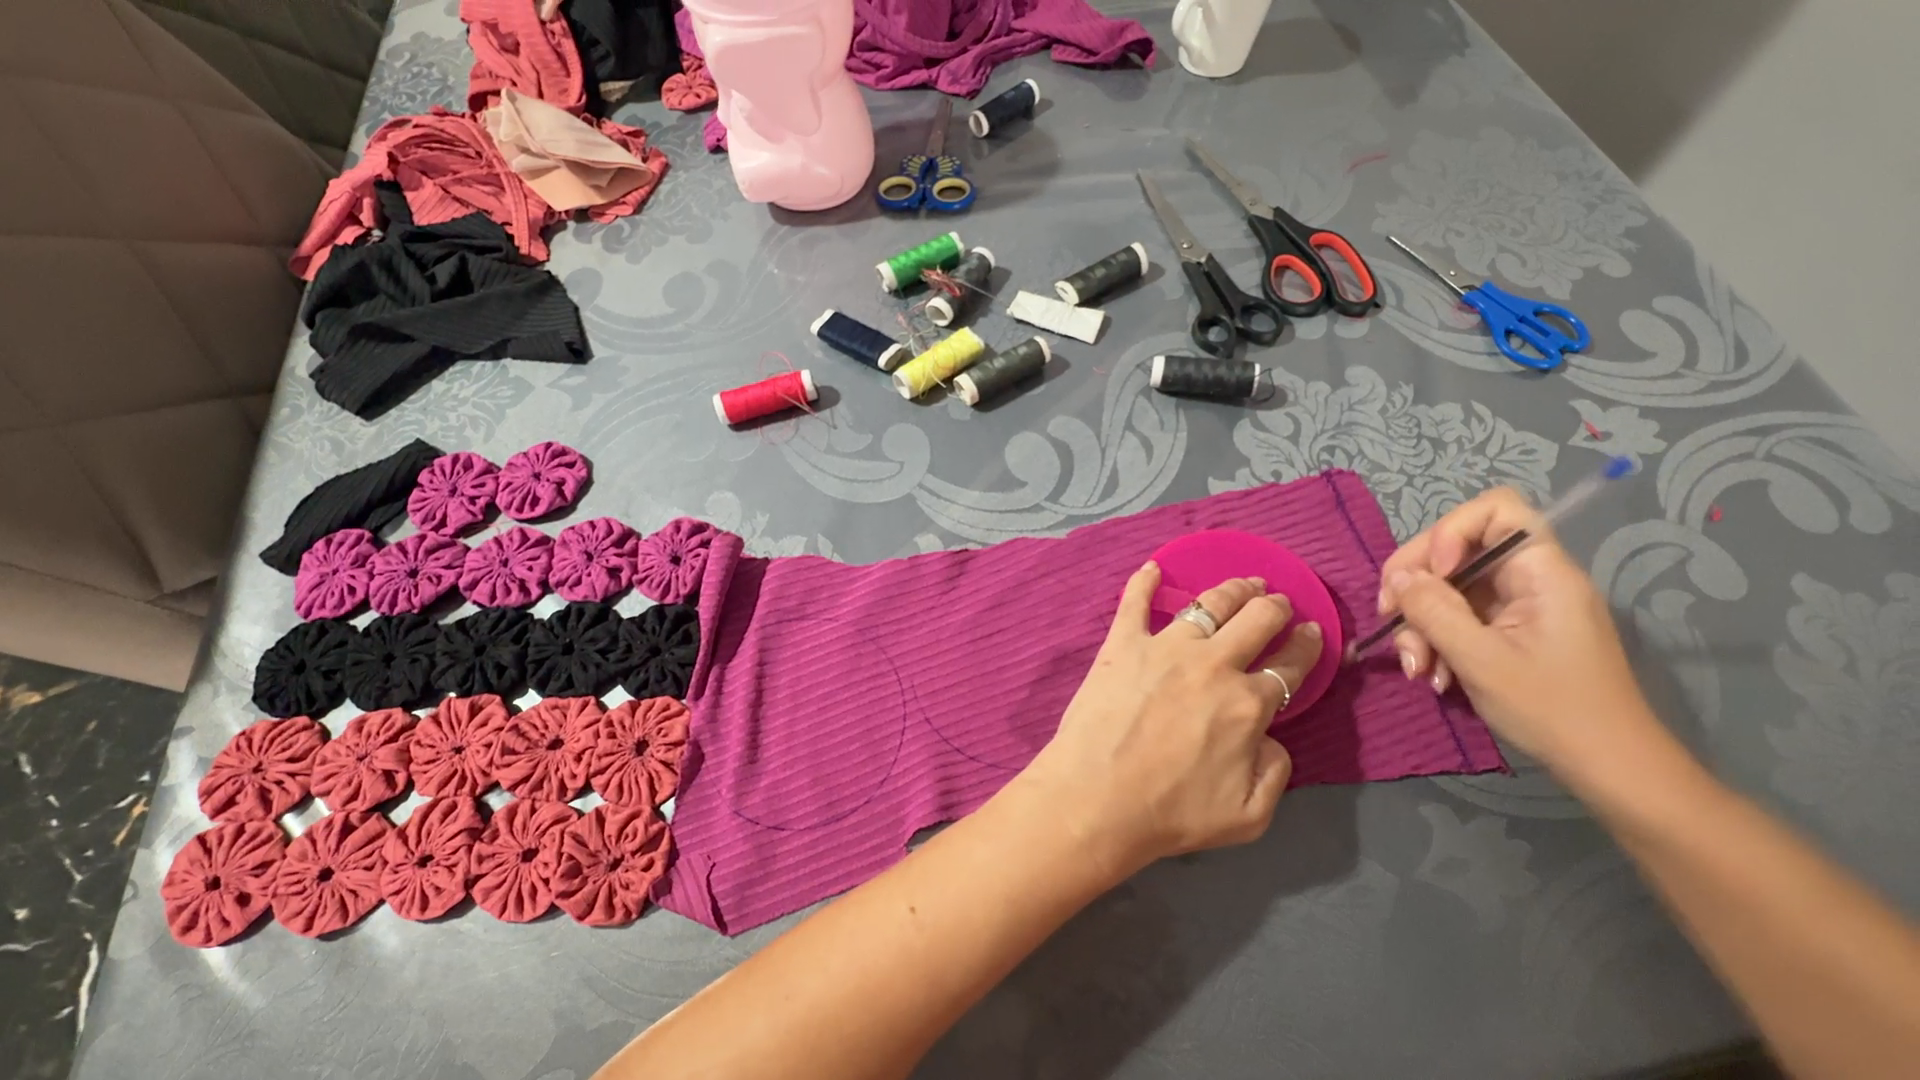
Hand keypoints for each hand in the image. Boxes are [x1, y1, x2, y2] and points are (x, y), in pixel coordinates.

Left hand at [1016, 563, 1323, 878]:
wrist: (1097, 799)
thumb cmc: (1171, 813)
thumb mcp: (1249, 815)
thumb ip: (1275, 772)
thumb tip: (1270, 738)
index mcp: (1248, 704)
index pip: (1290, 665)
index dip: (1306, 646)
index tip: (1311, 633)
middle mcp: (1213, 665)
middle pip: (1256, 620)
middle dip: (1275, 606)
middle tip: (1279, 602)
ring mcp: (1165, 648)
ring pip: (1209, 603)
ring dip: (1233, 589)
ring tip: (1245, 583)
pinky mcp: (1122, 645)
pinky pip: (1135, 602)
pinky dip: (1144, 582)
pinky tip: (1153, 570)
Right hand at [1376, 488, 1659, 772]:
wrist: (1609, 767)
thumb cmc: (1552, 709)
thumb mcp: (1480, 660)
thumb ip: (1433, 611)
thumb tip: (1398, 578)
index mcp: (1542, 571)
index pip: (1495, 509)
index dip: (1450, 531)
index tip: (1430, 574)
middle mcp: (1532, 579)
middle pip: (1459, 551)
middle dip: (1418, 585)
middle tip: (1390, 620)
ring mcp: (1522, 607)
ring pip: (1453, 590)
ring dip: (1423, 624)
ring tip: (1417, 670)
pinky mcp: (1512, 633)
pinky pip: (1463, 619)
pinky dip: (1440, 643)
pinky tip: (1434, 677)